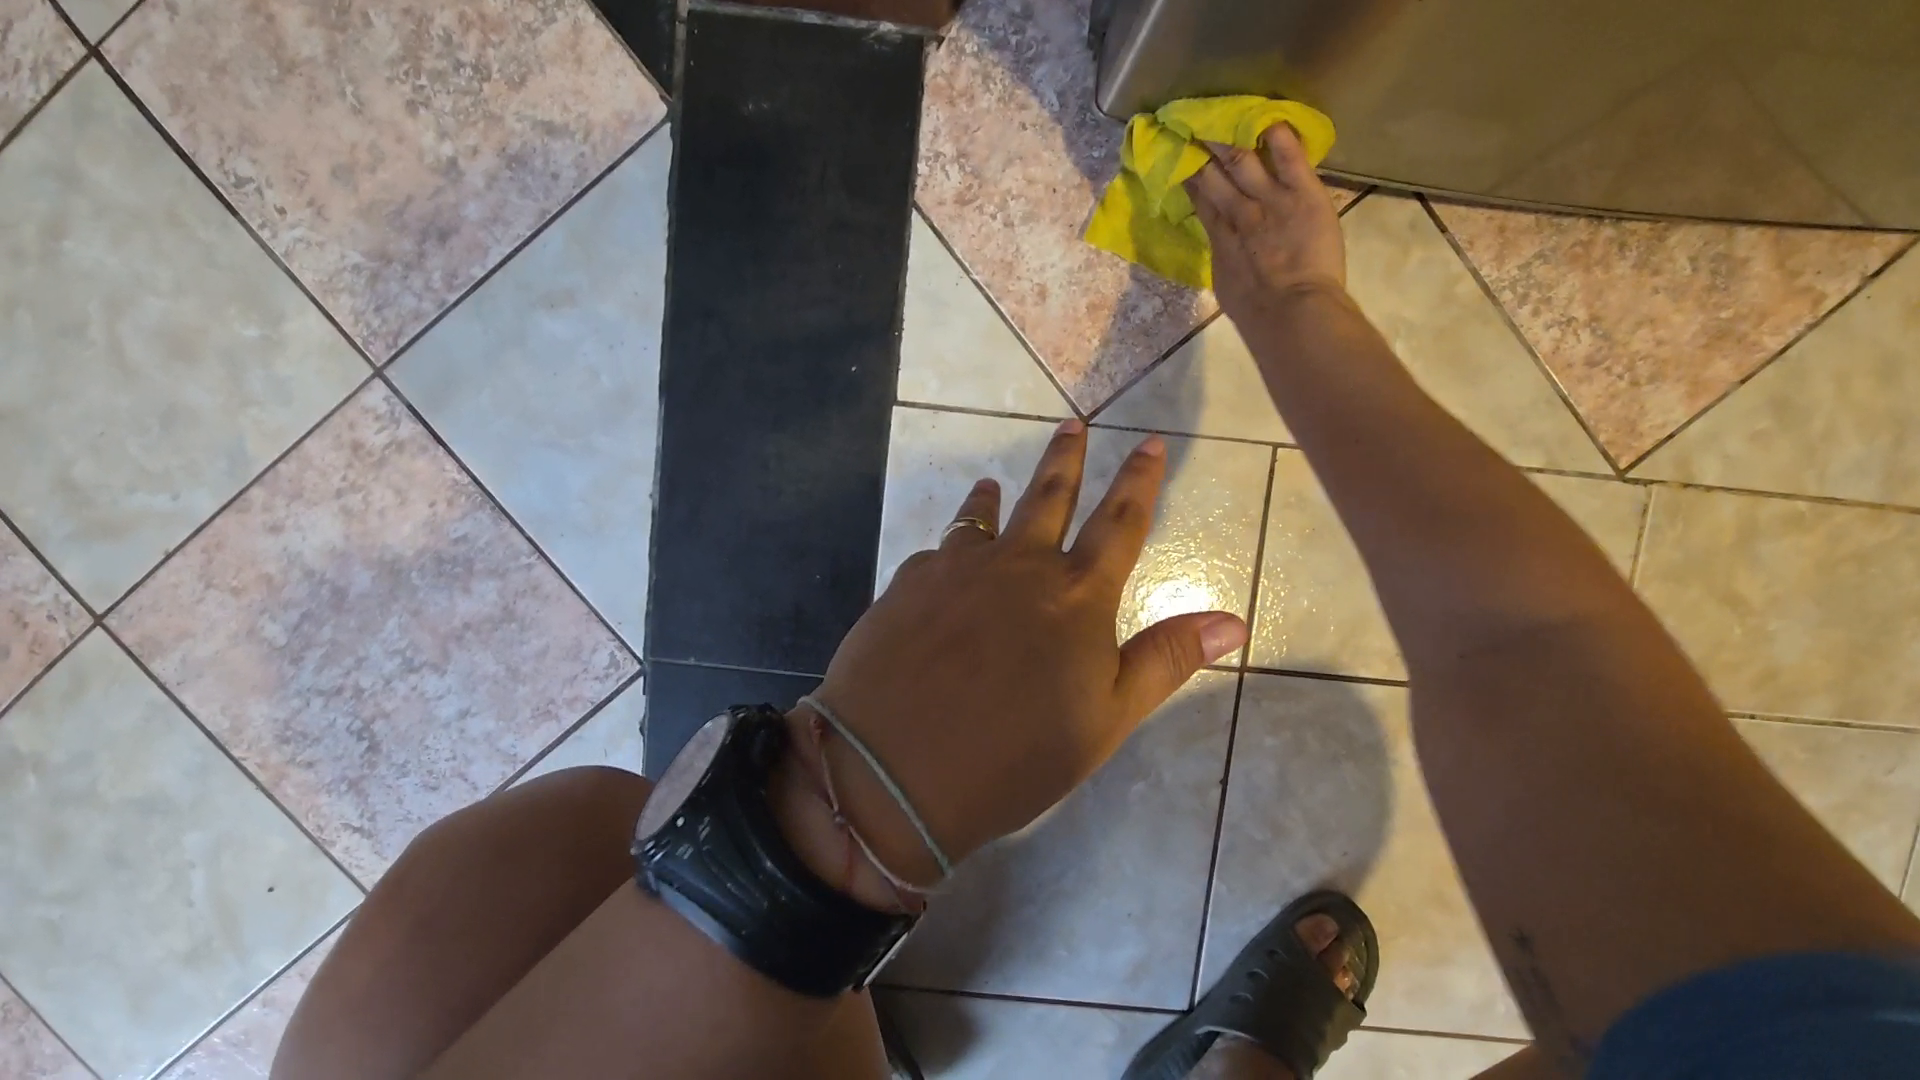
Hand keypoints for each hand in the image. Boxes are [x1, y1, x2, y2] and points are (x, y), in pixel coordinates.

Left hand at [799, 421, 1247, 886]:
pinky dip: (949, 547)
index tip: (1151, 442)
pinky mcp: (907, 583)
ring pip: (983, 517)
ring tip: (992, 483)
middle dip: (1067, 456)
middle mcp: (1018, 565)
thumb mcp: (1106, 719)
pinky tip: (942, 559)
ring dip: (993, 495)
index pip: (1120, 523)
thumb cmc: (1016, 755)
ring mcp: (957, 569)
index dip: (1140, 480)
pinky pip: (937, 552)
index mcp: (1076, 595)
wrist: (896, 768)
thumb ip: (1164, 661)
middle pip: (1050, 496)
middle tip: (1073, 422)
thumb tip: (1233, 620)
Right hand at [1185, 123, 1347, 320]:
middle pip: (1215, 172)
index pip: (1201, 196)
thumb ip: (1223, 255)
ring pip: (1243, 158)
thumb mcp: (1226, 282)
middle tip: (1189, 123)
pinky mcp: (1302, 193)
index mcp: (1221, 235)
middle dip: (1202, 148)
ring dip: (1229, 135)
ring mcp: (1270, 199)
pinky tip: (1268, 117)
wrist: (1290, 310)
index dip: (1190, 175)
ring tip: (1218, 114)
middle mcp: (1240, 210)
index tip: (1178, 156)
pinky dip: (1278, 135)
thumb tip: (1221, 243)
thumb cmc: (1256, 311)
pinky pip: (1289, 156)